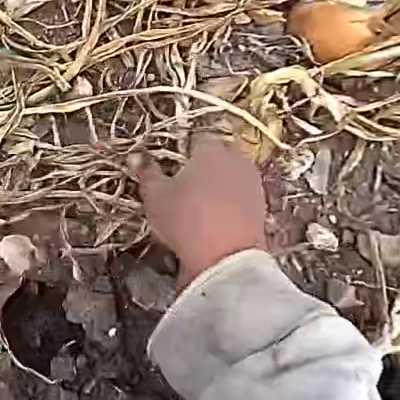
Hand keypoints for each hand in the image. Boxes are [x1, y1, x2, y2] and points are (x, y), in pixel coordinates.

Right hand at [137, 136, 268, 285]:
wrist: (224, 260)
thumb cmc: (185, 221)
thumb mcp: (154, 196)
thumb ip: (147, 173)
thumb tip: (138, 158)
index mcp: (210, 151)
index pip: (197, 139)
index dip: (182, 150)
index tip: (170, 165)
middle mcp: (236, 162)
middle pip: (218, 155)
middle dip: (202, 165)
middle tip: (182, 182)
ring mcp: (253, 185)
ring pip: (231, 176)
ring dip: (217, 184)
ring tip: (196, 203)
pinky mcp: (261, 208)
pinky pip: (239, 197)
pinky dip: (227, 203)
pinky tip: (211, 219)